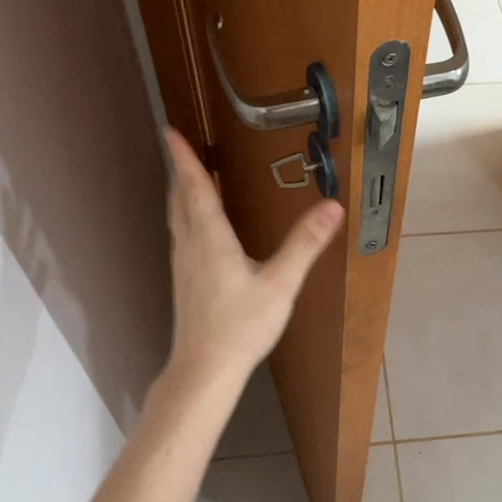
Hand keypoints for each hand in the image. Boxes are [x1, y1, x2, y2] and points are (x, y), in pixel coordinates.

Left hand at [160, 128, 343, 396]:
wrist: (204, 369)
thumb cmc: (241, 327)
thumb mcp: (281, 285)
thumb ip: (305, 244)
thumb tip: (332, 207)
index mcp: (211, 239)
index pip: (196, 188)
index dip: (185, 159)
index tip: (170, 132)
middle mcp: (191, 246)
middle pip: (181, 199)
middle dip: (182, 171)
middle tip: (179, 147)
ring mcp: (183, 265)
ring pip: (177, 218)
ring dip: (180, 193)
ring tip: (186, 178)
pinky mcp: (184, 282)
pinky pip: (180, 235)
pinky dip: (184, 216)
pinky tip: (194, 228)